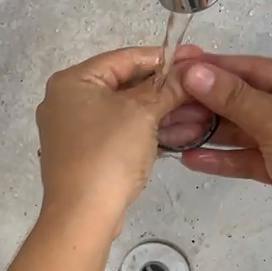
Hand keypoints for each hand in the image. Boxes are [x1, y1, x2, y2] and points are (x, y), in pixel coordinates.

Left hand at [34, 47, 188, 236]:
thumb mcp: (143, 113)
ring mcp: (76, 130)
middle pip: (126, 86)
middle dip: (168, 90)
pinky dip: (149, 132)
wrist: (83, 213)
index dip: (163, 57)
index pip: (123, 59)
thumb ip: (168, 88)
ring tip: (204, 114)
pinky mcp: (87, 154)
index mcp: (72, 82)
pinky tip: (186, 133)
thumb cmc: (108, 153)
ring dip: (165, 113)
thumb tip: (190, 69)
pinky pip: (122, 134)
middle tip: (203, 89)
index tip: (195, 57)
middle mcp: (67, 101)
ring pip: (127, 113)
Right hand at [170, 53, 271, 259]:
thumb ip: (234, 97)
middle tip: (166, 108)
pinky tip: (192, 158)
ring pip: (244, 129)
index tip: (174, 68)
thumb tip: (193, 70)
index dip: (213, 68)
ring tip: (171, 133)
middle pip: (246, 99)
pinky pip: (248, 157)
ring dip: (210, 131)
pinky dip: (223, 157)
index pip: (254, 68)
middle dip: (206, 104)